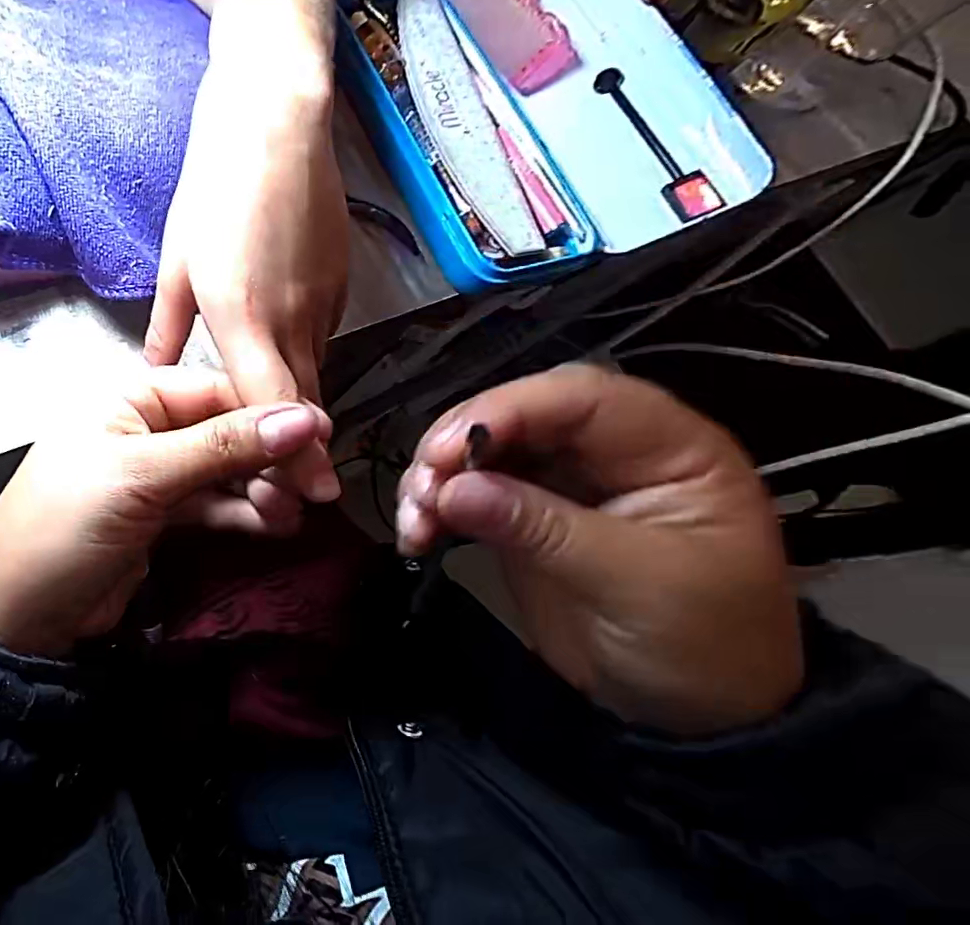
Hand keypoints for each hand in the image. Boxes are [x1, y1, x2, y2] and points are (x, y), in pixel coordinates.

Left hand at [0, 368, 332, 657]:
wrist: (22, 611)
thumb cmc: (64, 525)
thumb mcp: (140, 476)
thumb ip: (222, 447)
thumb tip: (303, 417)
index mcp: (127, 398)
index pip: (214, 389)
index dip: (268, 412)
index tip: (321, 439)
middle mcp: (142, 428)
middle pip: (225, 429)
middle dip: (269, 456)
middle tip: (311, 490)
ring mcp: (152, 474)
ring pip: (224, 469)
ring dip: (261, 488)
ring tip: (291, 514)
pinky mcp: (159, 516)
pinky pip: (213, 504)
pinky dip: (243, 512)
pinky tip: (273, 525)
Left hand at [147, 0, 349, 503]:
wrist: (274, 119)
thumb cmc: (211, 190)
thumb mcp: (175, 263)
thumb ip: (167, 324)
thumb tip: (156, 367)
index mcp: (242, 316)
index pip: (271, 403)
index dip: (290, 454)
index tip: (305, 495)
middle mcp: (292, 315)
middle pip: (303, 398)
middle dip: (303, 449)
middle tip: (302, 496)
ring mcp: (324, 297)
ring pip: (313, 370)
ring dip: (301, 409)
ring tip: (287, 449)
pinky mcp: (340, 281)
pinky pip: (321, 337)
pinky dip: (306, 364)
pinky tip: (287, 373)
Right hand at [396, 364, 803, 734]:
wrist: (689, 715)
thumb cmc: (699, 644)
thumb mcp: (631, 584)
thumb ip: (542, 528)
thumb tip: (452, 490)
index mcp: (667, 450)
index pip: (580, 397)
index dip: (507, 409)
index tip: (448, 453)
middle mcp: (604, 452)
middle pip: (512, 414)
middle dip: (455, 442)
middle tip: (422, 487)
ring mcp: (555, 480)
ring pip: (473, 447)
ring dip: (432, 478)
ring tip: (414, 524)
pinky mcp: (516, 511)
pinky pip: (459, 488)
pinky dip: (428, 506)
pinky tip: (415, 536)